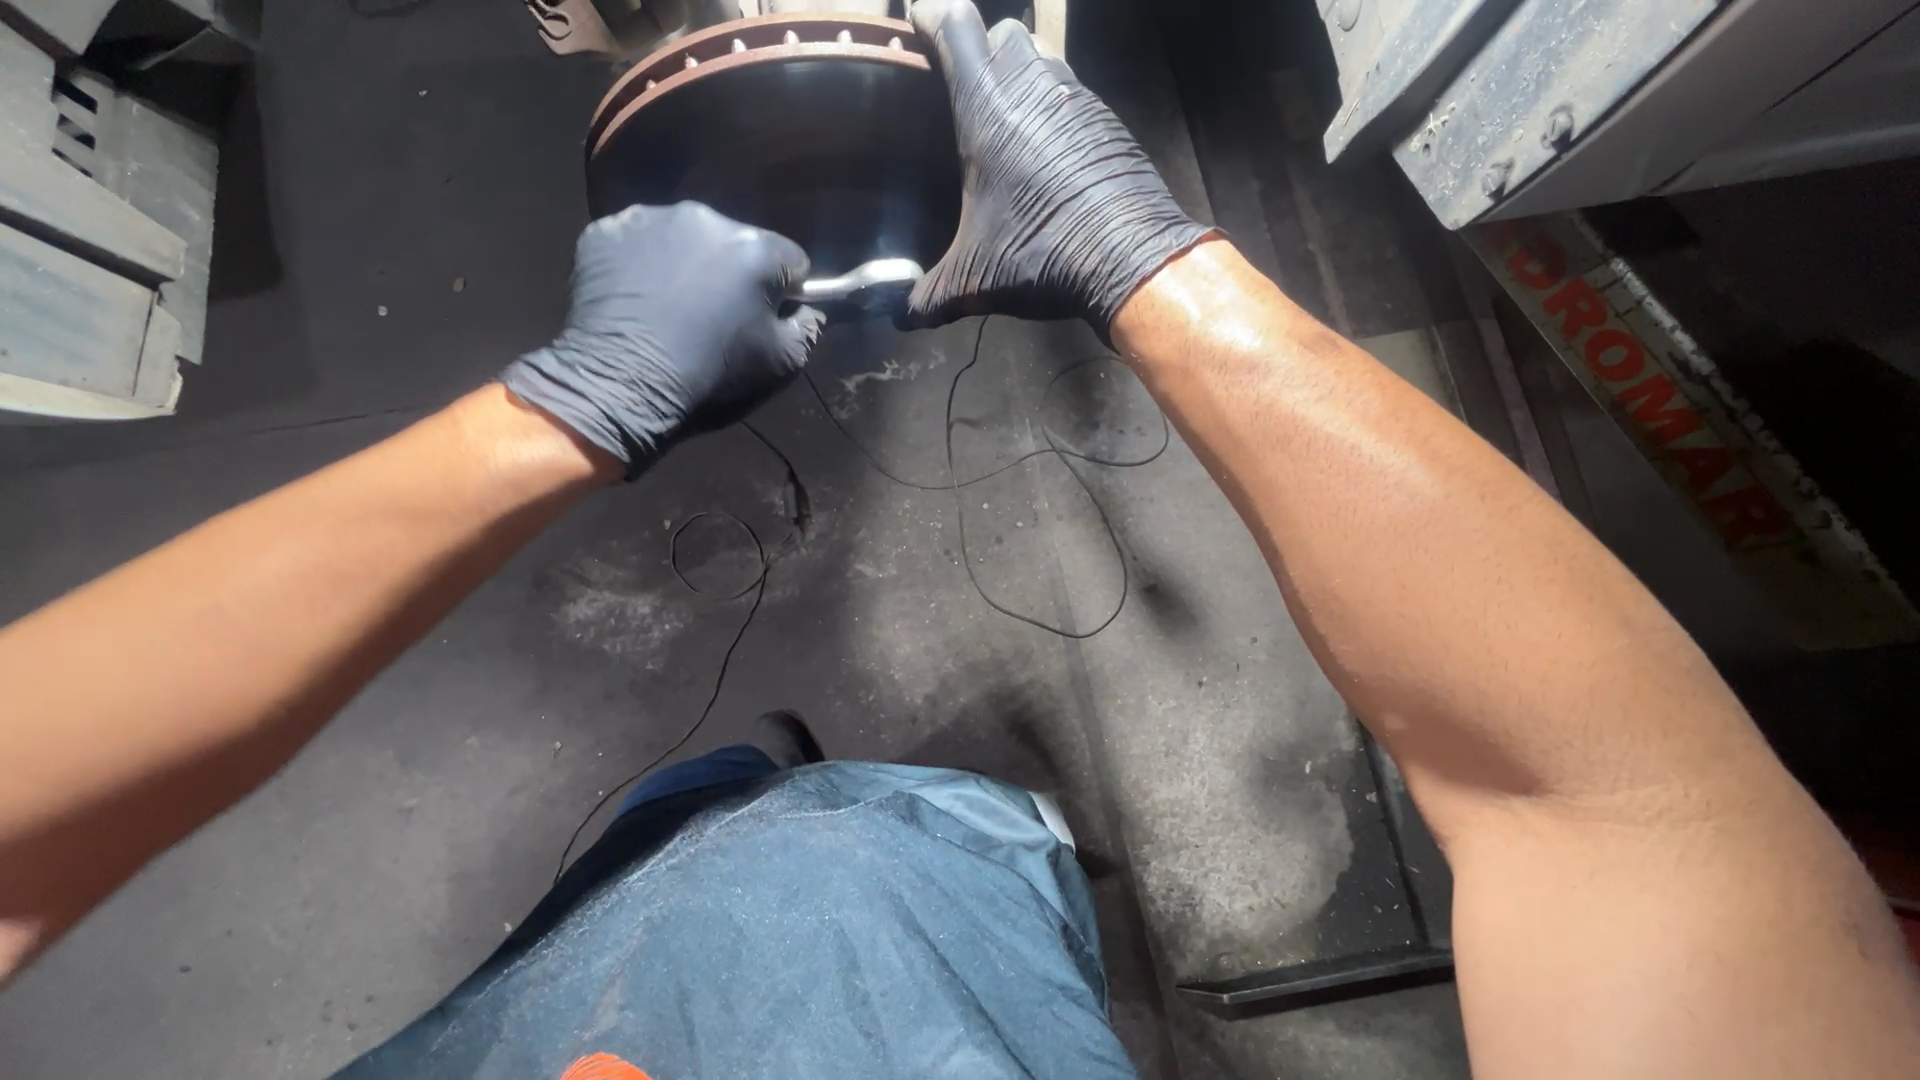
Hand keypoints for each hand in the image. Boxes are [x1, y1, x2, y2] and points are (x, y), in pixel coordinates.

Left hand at [502, 202, 823, 479]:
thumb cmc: (711, 376)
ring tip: (674, 307)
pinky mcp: (605, 231)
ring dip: (689, 263)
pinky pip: (640, 242)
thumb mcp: (782, 364)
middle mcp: (705, 219)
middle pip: (738, 241)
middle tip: (717, 316)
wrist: (619, 386)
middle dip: (734, 272)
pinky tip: (640, 298)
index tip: (769, 318)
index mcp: (755, 249)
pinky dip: (644, 264)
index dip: (786, 291)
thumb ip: (807, 327)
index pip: (792, 259)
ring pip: (687, 237)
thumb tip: (807, 309)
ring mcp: (649, 219)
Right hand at [906, 0, 1213, 336]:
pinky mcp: (1107, 123)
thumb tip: (903, 318)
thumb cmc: (1041, 254)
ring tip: (1007, 116)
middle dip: (982, 47)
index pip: (955, 27)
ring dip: (1022, 73)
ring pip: (1043, 56)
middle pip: (1003, 33)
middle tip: (966, 84)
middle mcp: (1033, 89)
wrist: (1130, 260)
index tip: (917, 20)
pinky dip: (1053, 107)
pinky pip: (1072, 93)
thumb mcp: (973, 281)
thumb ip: (929, 296)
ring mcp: (1077, 100)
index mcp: (988, 110)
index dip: (931, 15)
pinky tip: (1048, 149)